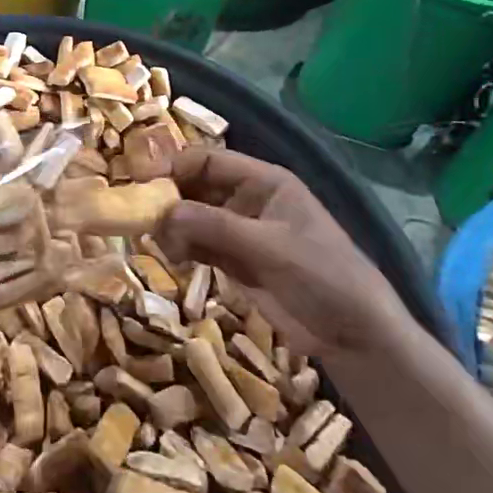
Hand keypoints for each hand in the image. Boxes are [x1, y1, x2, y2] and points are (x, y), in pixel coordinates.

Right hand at [155, 148, 407, 358]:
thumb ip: (216, 227)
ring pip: (193, 218)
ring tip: (159, 246)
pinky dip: (182, 249)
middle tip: (140, 219)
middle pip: (197, 187)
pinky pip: (199, 245)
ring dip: (173, 227)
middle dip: (169, 199)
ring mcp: (241, 232)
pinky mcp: (236, 262)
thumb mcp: (269, 246)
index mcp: (264, 181)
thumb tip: (163, 212)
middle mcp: (249, 200)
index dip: (174, 166)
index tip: (141, 183)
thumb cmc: (321, 274)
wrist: (353, 332)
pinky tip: (172, 259)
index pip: (209, 160)